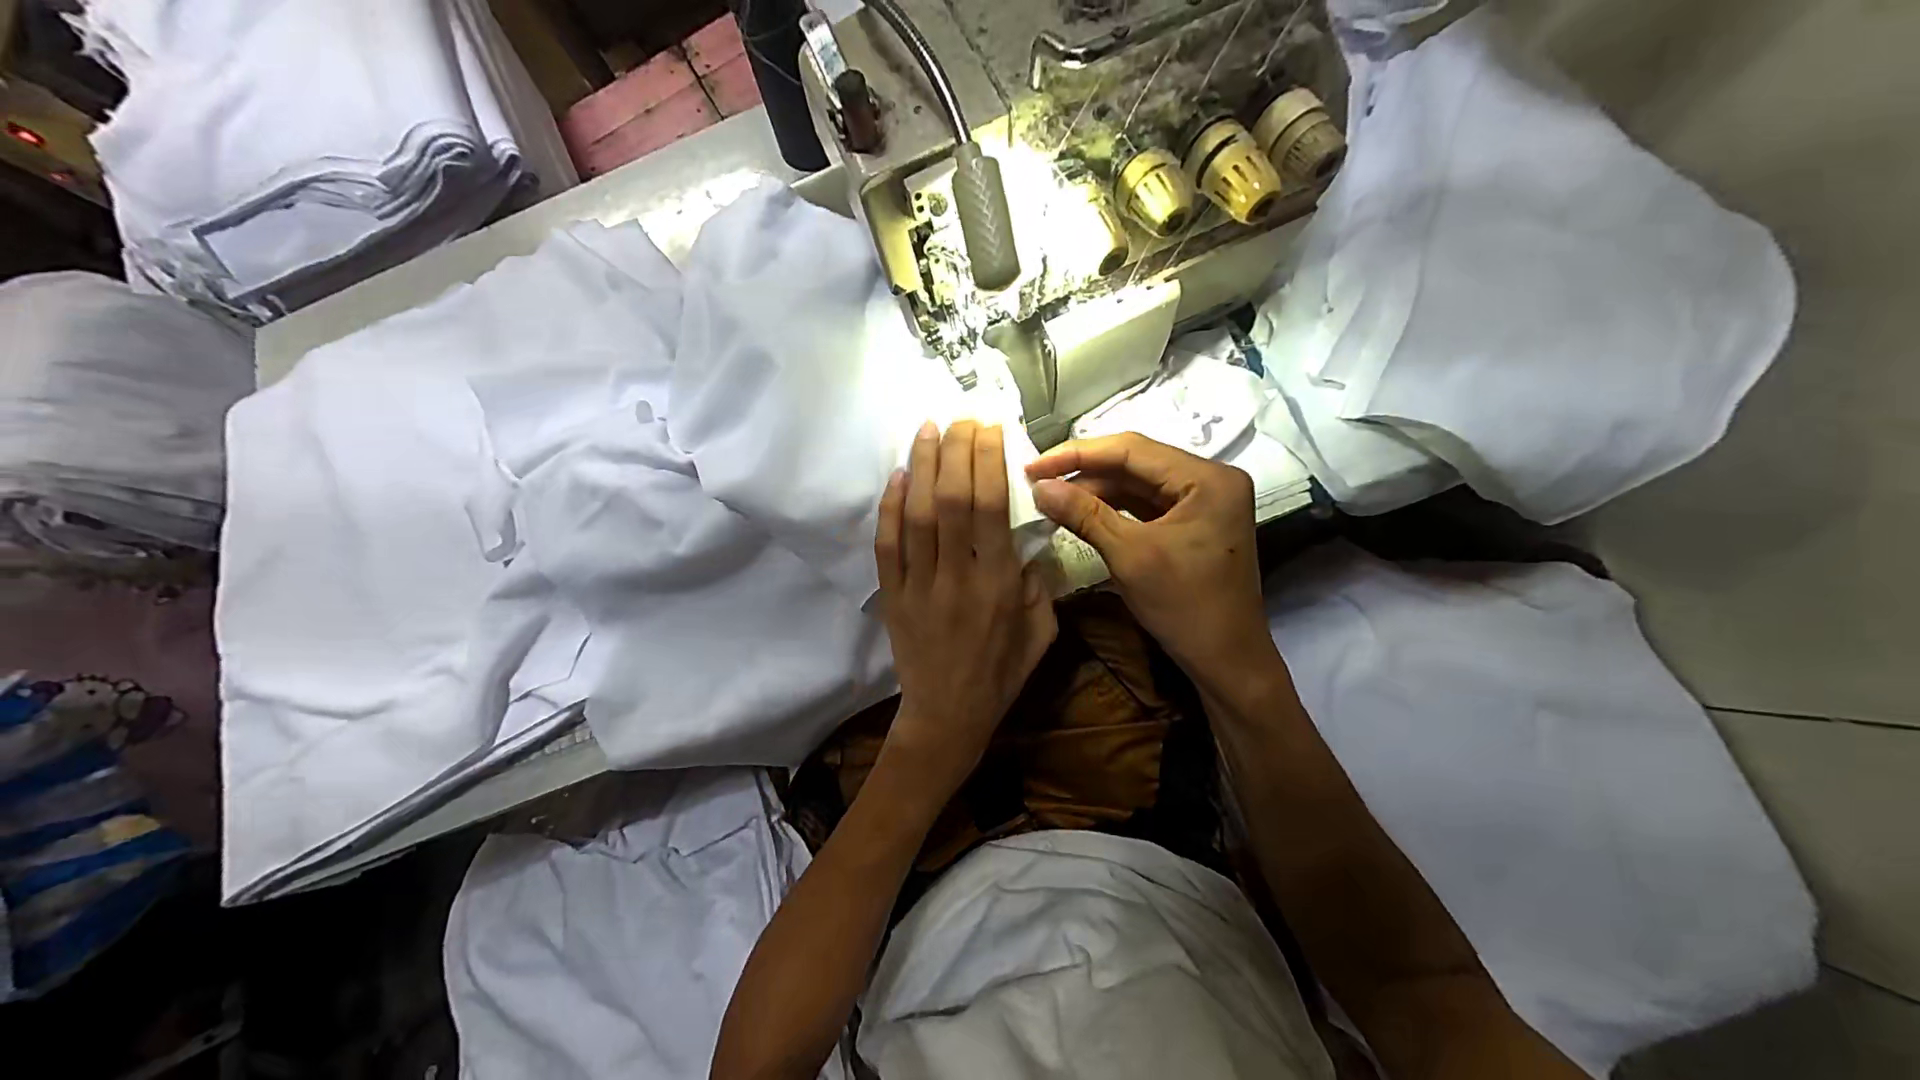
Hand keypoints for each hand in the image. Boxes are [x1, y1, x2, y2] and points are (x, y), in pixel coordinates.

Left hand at [875, 420, 1056, 796]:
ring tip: (926, 429)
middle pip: (952, 500)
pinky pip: (887, 545)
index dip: (988, 461)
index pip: (991, 507)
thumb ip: (1039, 585)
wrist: (947, 715)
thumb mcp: (1041, 633)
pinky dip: (889, 509)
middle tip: (960, 419)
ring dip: (921, 467)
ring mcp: (919, 584)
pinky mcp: (892, 595)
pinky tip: (895, 477)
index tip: (989, 430)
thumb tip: (1027, 542)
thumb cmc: (1001, 675)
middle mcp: (957, 575)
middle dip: (956, 451)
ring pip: (916, 515)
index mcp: (998, 583)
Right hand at [1026, 433, 1272, 686]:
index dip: (1078, 454)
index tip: (1034, 465)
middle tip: (1038, 483)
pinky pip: (1146, 504)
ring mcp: (1204, 501)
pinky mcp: (1194, 521)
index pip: (1133, 449)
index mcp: (1208, 478)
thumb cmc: (1185, 607)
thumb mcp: (1130, 556)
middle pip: (1137, 463)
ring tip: (1052, 499)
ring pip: (1139, 483)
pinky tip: (1081, 512)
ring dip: (1096, 490)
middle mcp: (1211, 479)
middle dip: (1085, 472)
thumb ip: (1084, 514)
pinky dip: (1113, 508)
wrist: (1226, 661)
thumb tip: (1039, 487)